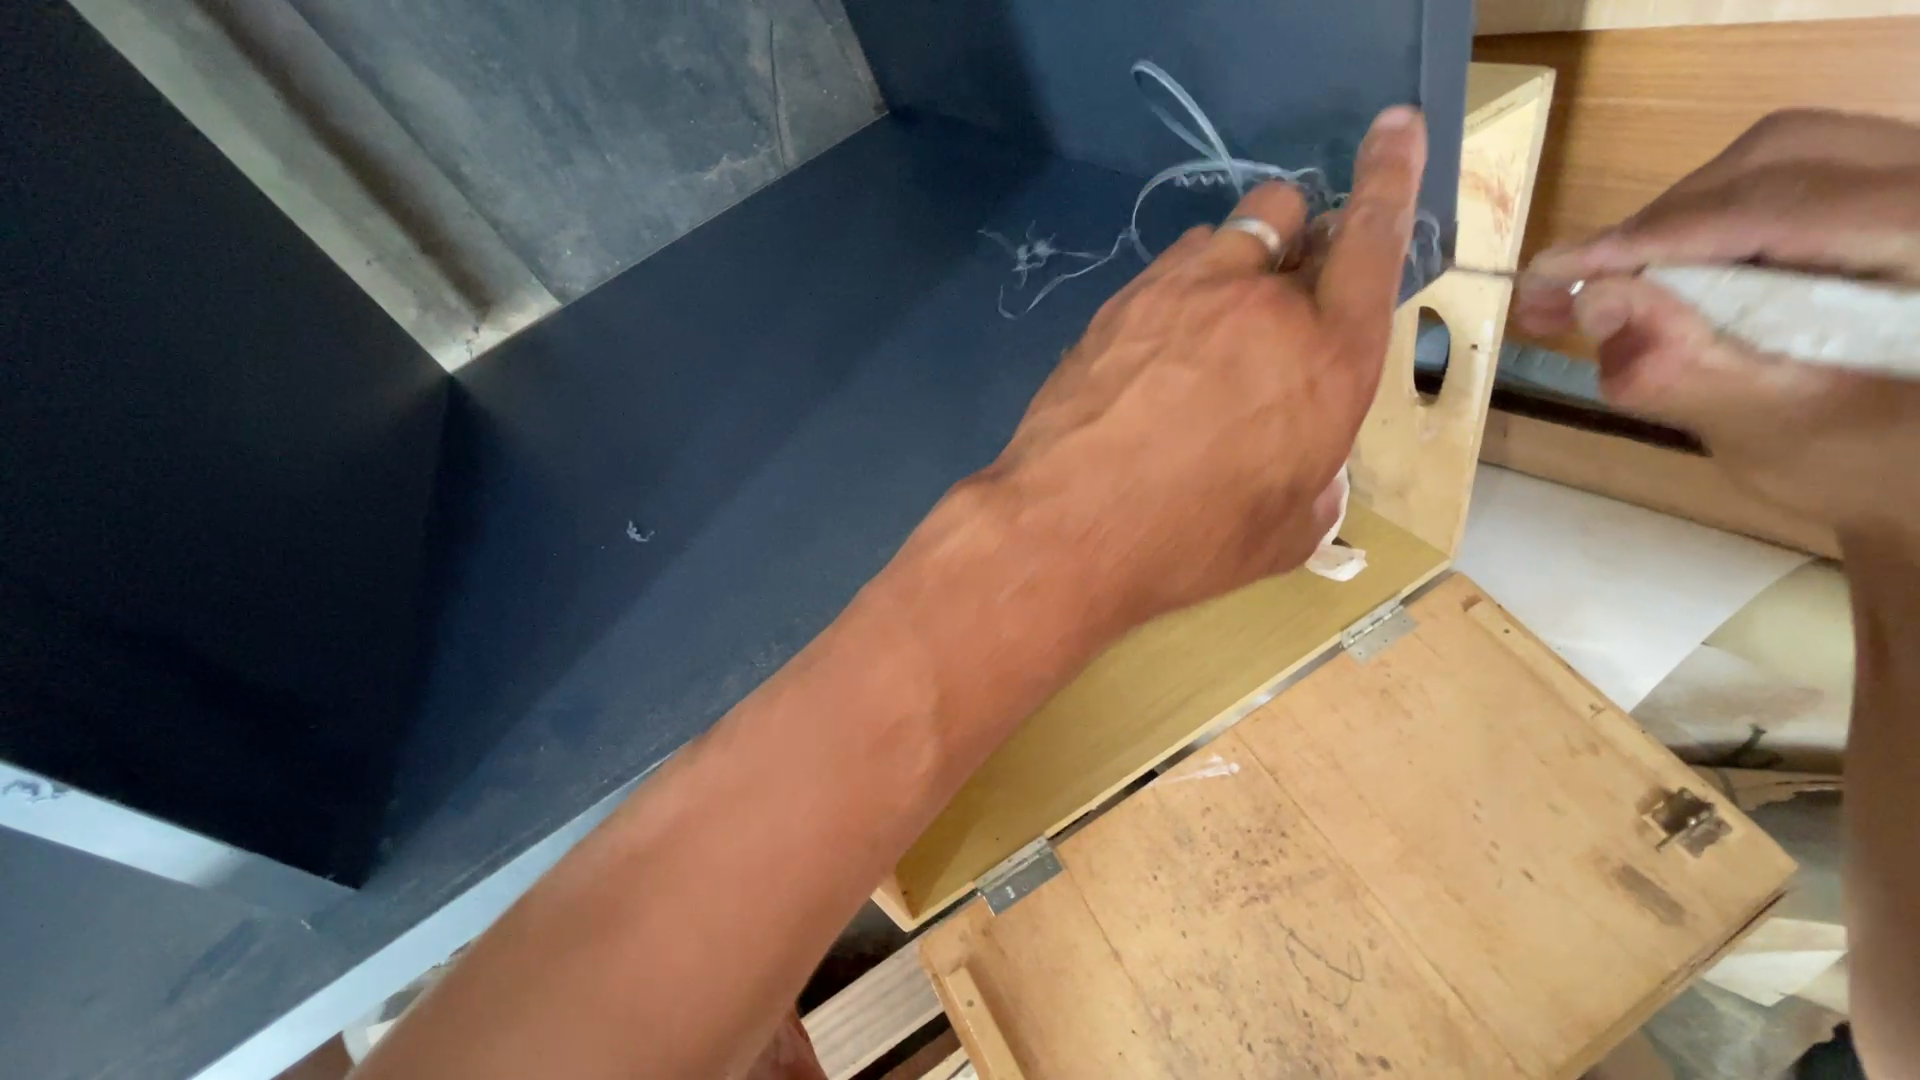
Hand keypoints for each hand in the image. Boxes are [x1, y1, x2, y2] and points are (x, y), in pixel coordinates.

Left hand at [975, 106, 1425, 629]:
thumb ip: (1314, 481)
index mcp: (1329, 358)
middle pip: (1293, 217)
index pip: (1376, 242)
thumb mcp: (1285, 532)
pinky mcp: (1119, 303)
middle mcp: (1262, 304)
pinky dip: (1181, 287)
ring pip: (1228, 230)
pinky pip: (1169, 266)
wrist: (1067, 528)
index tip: (1395, 128)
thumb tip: (1303, 464)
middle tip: (1280, 296)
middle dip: (1300, 239)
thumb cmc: (1190, 543)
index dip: (1391, 177)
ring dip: (1238, 259)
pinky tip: (1157, 345)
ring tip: (1211, 323)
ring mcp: (1181, 291)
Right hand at [1513, 109, 1919, 540]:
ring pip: (1772, 165)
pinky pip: (1780, 182)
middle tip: (1569, 290)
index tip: (1552, 270)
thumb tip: (1592, 301)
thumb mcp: (1775, 431)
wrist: (1911, 459)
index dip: (1661, 236)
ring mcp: (1906, 185)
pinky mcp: (1877, 196)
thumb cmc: (1863, 465)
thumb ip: (1684, 369)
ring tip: (1598, 291)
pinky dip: (1694, 229)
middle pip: (1780, 166)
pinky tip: (1643, 276)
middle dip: (1660, 229)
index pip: (1791, 209)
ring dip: (1669, 228)